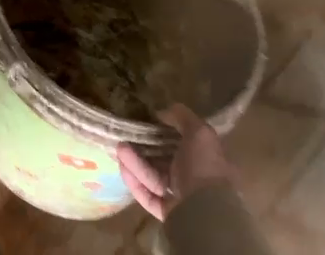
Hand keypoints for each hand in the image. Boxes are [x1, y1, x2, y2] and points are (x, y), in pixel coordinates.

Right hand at [115, 104, 235, 221]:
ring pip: (154, 177)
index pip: (184, 144)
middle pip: (164, 160)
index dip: (165, 133)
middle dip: (144, 147)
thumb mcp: (199, 132)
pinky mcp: (167, 212)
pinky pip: (147, 195)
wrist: (205, 212)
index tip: (147, 121)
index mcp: (206, 160)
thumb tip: (162, 111)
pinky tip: (122, 167)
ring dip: (135, 162)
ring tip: (118, 148)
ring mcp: (181, 198)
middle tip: (126, 135)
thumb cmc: (204, 167)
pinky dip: (134, 182)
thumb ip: (182, 117)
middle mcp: (195, 179)